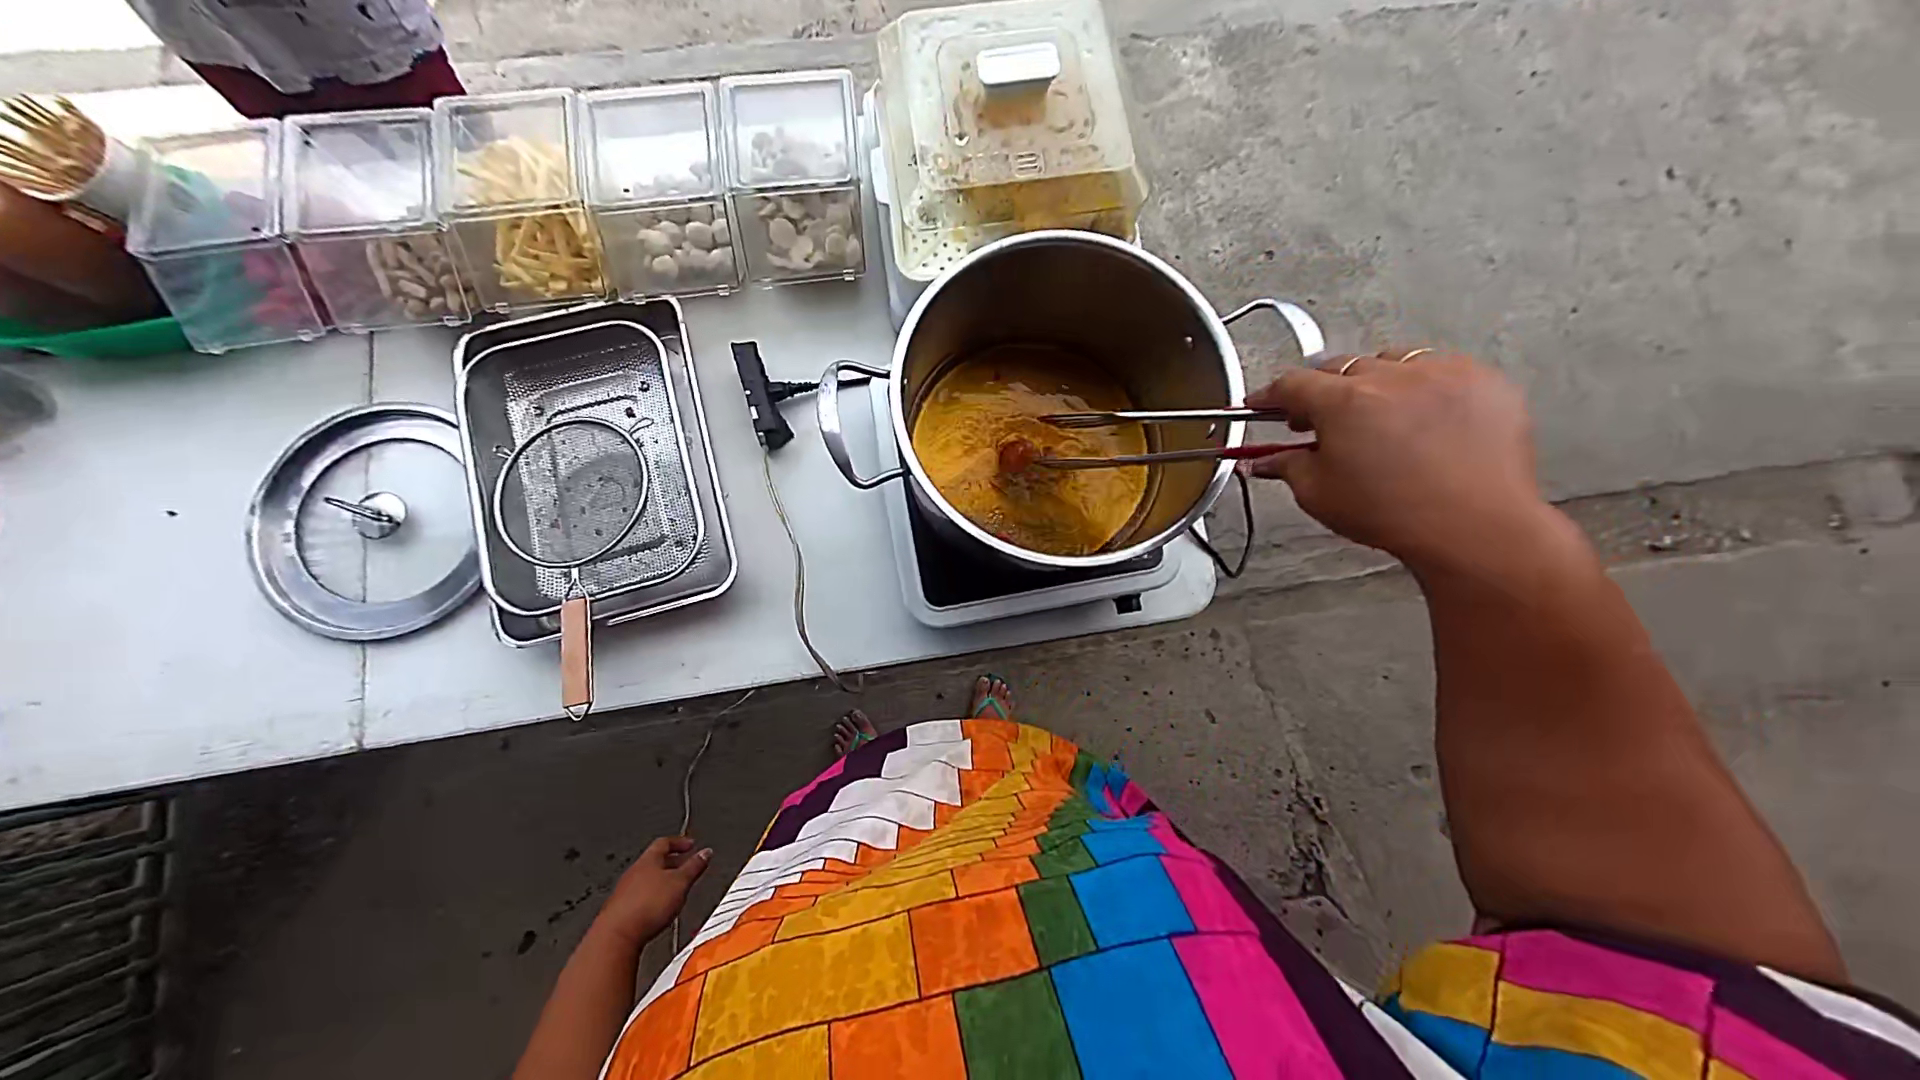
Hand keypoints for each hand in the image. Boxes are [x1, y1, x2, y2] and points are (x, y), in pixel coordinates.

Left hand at [592, 836, 711, 946]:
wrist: (616, 937)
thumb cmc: (645, 906)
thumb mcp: (681, 882)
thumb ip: (694, 866)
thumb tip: (705, 853)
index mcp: (648, 860)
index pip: (665, 843)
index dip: (680, 843)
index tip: (689, 845)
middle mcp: (633, 872)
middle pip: (654, 861)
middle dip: (672, 863)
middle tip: (685, 867)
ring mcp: (623, 892)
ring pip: (645, 880)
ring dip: (661, 883)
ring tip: (674, 891)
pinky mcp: (618, 912)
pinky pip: (637, 898)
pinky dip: (650, 899)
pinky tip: (656, 910)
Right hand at [1244, 348, 1553, 574]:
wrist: (1475, 529)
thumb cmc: (1402, 513)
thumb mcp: (1319, 493)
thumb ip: (1286, 465)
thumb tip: (1266, 460)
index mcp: (1343, 402)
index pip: (1291, 384)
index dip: (1270, 396)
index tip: (1266, 403)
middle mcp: (1392, 377)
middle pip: (1339, 368)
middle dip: (1322, 393)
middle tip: (1318, 422)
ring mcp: (1440, 375)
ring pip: (1390, 362)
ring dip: (1373, 384)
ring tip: (1374, 419)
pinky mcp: (1481, 382)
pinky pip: (1440, 370)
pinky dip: (1422, 388)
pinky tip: (1418, 420)